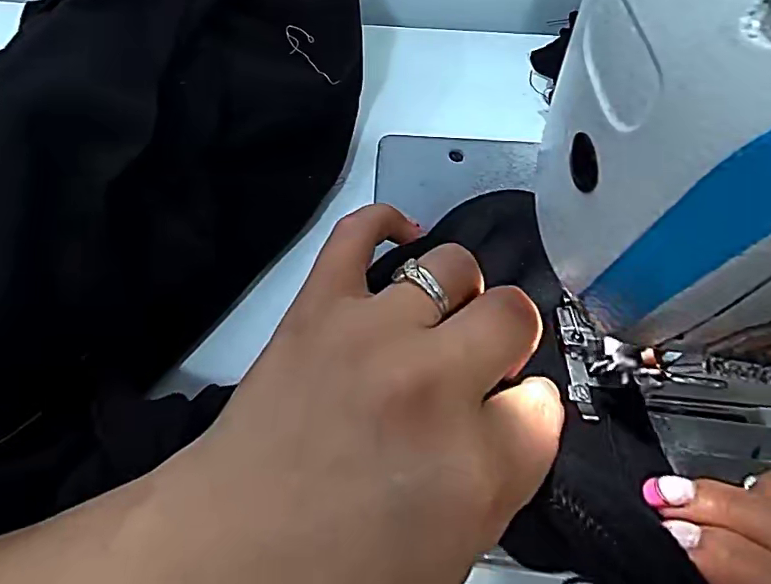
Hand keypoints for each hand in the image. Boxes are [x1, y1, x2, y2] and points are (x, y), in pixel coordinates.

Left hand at [145, 204, 565, 583]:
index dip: (531, 406)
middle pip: (511, 316)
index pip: (543, 404)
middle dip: (509, 337)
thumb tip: (523, 408)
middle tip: (483, 357)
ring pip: (452, 266)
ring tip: (441, 316)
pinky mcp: (319, 303)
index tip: (514, 407)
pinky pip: (359, 231)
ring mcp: (373, 333)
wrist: (226, 556)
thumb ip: (502, 472)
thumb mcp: (452, 547)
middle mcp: (429, 386)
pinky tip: (401, 235)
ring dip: (460, 291)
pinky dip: (385, 221)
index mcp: (471, 469)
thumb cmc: (336, 571)